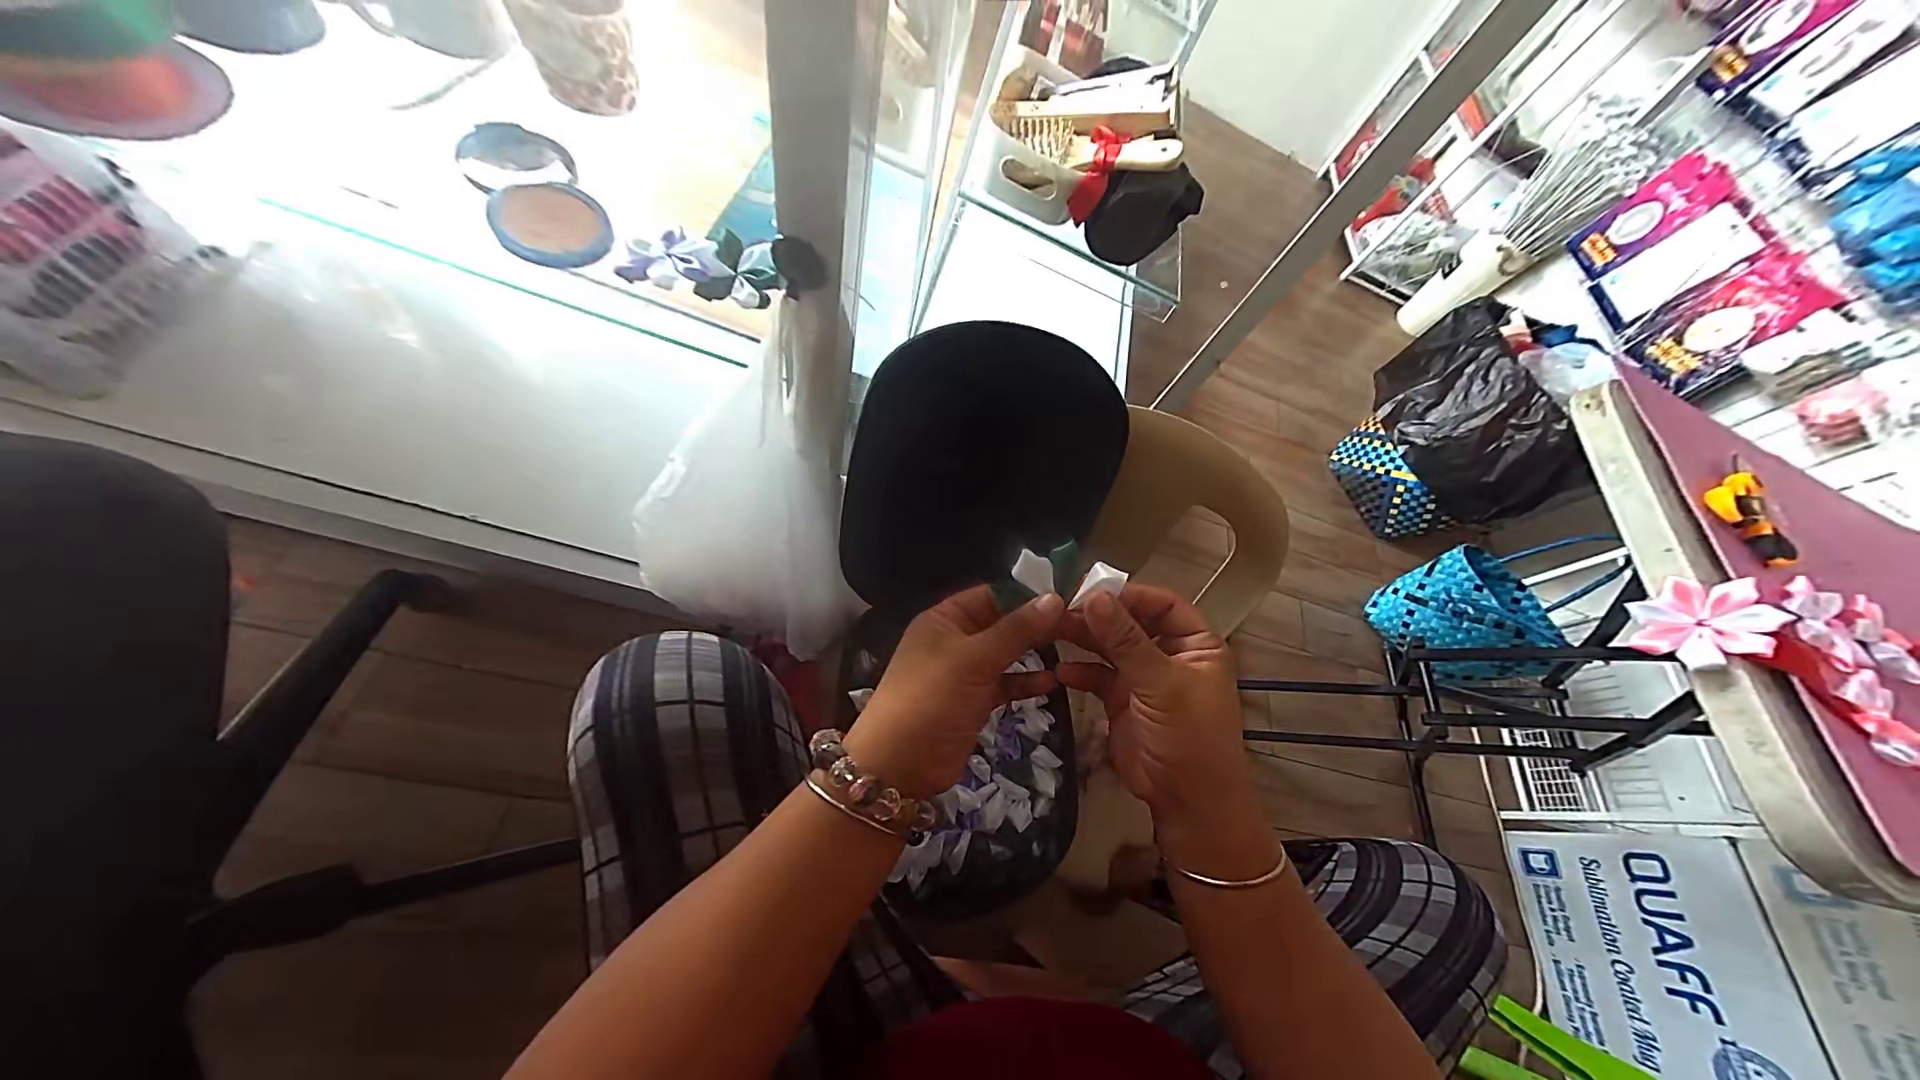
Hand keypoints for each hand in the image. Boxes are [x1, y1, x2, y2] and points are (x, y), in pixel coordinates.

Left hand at [844, 585, 1063, 799]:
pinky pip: (1004, 684)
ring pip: (1005, 654)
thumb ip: (1016, 629)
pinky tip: (1052, 682)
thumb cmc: (933, 697)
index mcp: (945, 618)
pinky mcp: (973, 701)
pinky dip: (1024, 682)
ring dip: (1033, 652)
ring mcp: (964, 672)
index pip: (991, 594)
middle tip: (1077, 624)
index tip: (1065, 596)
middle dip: (1035, 624)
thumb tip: (1054, 598)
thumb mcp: (975, 658)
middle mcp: (954, 639)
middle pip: (1001, 623)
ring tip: (1073, 648)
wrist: (900, 763)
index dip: (1025, 594)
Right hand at [1058, 586, 1278, 878]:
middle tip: (1059, 610)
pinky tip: (1059, 672)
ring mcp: (1144, 677)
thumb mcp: (1160, 683)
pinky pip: (1097, 676)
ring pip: (1109, 647)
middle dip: (1098, 617)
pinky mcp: (1122, 699)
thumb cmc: (1189, 735)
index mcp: (1195, 643)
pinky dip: (1079, 672)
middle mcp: (1169, 654)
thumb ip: (1125, 639)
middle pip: (1130, 623)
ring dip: (1083, 639)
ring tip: (1050, 631)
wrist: (1187, 801)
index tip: (1090, 590)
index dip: (1128, 595)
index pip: (1161, 604)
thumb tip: (1094, 597)